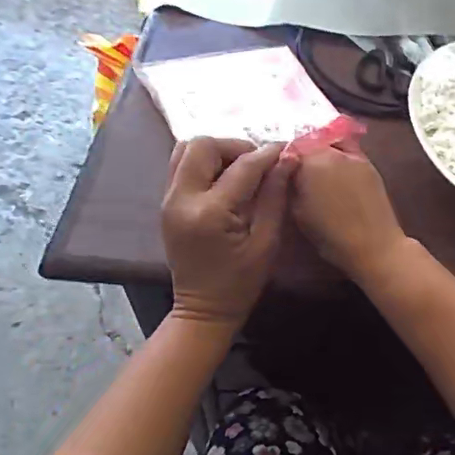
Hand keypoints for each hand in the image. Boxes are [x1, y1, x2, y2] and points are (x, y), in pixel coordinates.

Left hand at [162, 138, 295, 325]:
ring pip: (186, 150)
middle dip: (234, 147)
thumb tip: (288, 159)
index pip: (242, 167)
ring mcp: (168, 200)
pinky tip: (225, 181)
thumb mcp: (266, 243)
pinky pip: (181, 166)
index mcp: (210, 213)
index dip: (268, 154)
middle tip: (257, 164)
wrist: (203, 310)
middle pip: (202, 145)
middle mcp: (182, 199)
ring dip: (216, 152)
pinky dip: (204, 163)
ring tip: (239, 170)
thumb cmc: (241, 283)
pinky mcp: (166, 203)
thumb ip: (275, 197)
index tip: (287, 150)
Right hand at [289, 139, 408, 280]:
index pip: (289, 147)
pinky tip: (336, 169)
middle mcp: (331, 152)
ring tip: (317, 169)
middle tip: (298, 169)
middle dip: (302, 151)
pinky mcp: (369, 164)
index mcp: (310, 163)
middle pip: (310, 140)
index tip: (281, 169)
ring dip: (320, 151)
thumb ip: (290, 185)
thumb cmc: (330, 235)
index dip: (283, 157)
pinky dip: (338, 155)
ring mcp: (353, 155)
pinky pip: (347, 150)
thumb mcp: (298, 212)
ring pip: (329, 142)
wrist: (373, 245)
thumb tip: (287, 172)